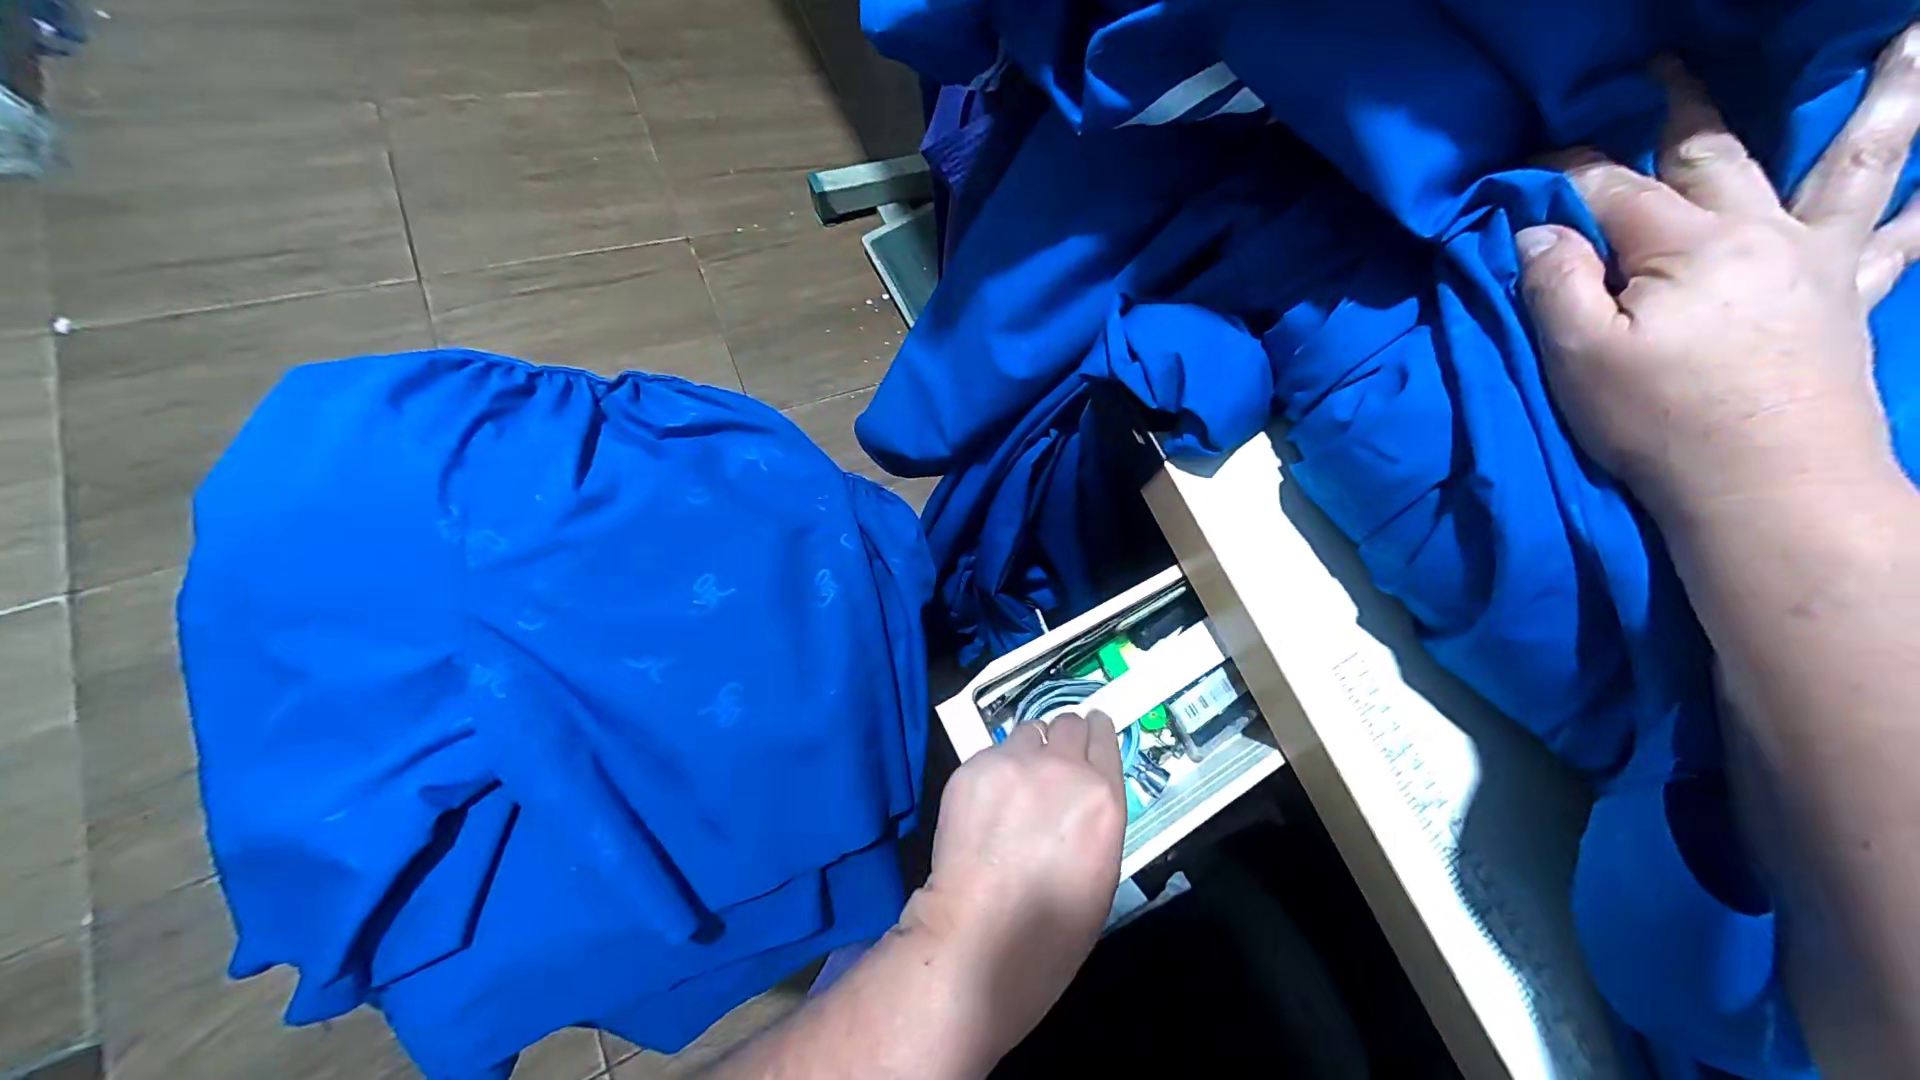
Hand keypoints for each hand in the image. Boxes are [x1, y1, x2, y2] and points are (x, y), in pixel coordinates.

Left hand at [899, 711, 1125, 1056]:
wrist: (979, 936)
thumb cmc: (1053, 929)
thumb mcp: (1101, 869)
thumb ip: (1095, 814)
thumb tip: (1080, 793)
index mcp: (1102, 797)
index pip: (1103, 737)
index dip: (1095, 733)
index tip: (1090, 733)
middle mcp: (1061, 768)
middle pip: (1067, 723)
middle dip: (1063, 738)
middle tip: (1052, 762)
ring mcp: (1013, 763)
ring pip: (1027, 731)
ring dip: (1029, 750)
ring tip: (1017, 784)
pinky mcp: (973, 768)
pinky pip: (991, 753)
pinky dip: (995, 769)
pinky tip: (986, 804)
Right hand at [1517, 27, 1919, 521]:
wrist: (1764, 481)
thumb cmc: (1655, 419)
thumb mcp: (1579, 355)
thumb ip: (1556, 284)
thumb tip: (1540, 230)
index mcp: (1689, 248)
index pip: (1614, 191)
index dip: (1567, 172)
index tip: (1527, 158)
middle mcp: (1763, 234)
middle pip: (1717, 155)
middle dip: (1683, 108)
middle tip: (1662, 66)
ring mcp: (1817, 260)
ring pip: (1855, 160)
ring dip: (1882, 97)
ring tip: (1910, 38)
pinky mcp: (1847, 298)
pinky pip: (1903, 237)